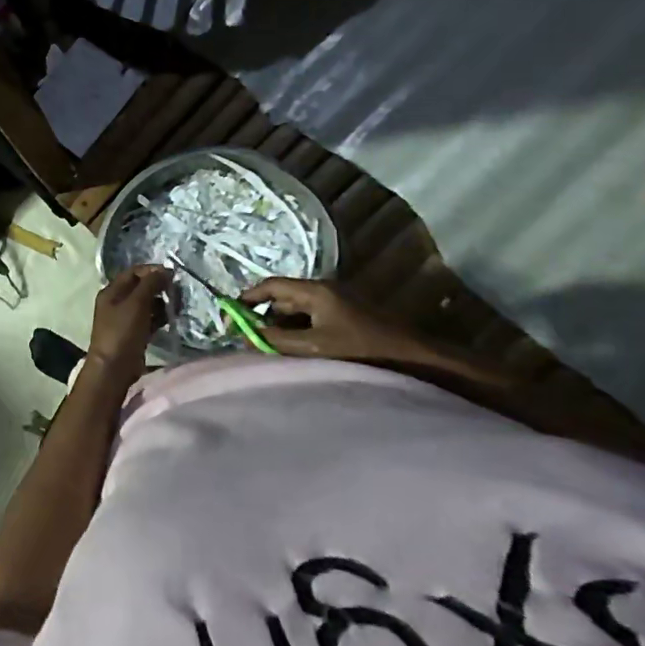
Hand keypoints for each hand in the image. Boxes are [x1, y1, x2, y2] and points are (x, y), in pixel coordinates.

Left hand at [87, 265, 171, 365]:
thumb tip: (165, 269)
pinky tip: (172, 318)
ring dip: (161, 302)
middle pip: (140, 288)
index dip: (152, 270)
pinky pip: (149, 319)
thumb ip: (150, 284)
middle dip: (159, 287)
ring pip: (146, 304)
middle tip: (177, 290)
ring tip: (177, 304)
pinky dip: (159, 317)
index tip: (172, 274)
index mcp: (111, 292)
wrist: (114, 367)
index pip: (133, 272)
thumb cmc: (123, 331)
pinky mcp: (134, 333)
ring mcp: (125, 319)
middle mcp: (117, 303)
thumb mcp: (136, 303)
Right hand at [239, 277, 423, 361]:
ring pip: (297, 312)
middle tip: (248, 339)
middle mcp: (325, 291)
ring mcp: (337, 304)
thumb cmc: (363, 350)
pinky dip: (297, 333)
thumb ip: (277, 340)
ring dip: (280, 328)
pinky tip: (293, 352)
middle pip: (283, 298)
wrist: (415, 359)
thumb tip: (246, 336)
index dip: (247, 299)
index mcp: (316, 291)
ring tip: (268, 349)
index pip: (271, 286)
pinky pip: (311, 321)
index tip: (230, 318)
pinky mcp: (346, 318)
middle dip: (262, 317)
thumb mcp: (314, 347)